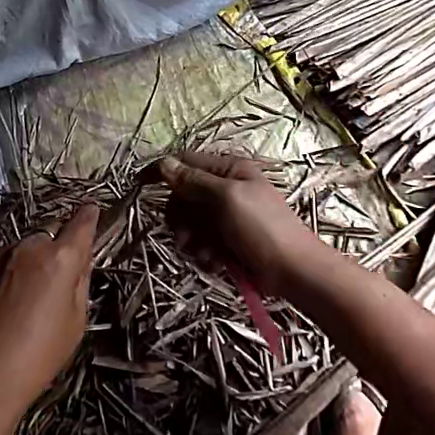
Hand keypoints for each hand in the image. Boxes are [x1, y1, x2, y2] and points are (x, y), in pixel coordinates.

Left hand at [0, 203, 98, 434]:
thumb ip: (81, 281)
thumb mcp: (76, 322)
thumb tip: (82, 258)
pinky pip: (4, 262)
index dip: (89, 217)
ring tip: (28, 297)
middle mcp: (30, 247)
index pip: (81, 223)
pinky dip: (10, 272)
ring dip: (32, 260)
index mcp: (60, 258)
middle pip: (50, 234)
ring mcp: (0, 256)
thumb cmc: (38, 356)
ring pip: (25, 248)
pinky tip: (7, 303)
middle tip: (57, 279)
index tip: (92, 212)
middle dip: (57, 248)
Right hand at [157, 151, 336, 295]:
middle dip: (181, 217)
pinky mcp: (226, 241)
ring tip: (207, 253)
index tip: (140, 184)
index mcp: (229, 169)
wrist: (294, 272)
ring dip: (193, 240)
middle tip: (186, 234)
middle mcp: (225, 189)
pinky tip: (217, 262)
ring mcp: (226, 217)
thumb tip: (164, 163)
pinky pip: (201, 243)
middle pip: (183, 196)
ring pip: (189, 223)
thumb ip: (194, 181)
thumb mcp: (227, 198)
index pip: (186, 162)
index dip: (164, 172)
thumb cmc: (263, 228)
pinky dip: (205, 254)